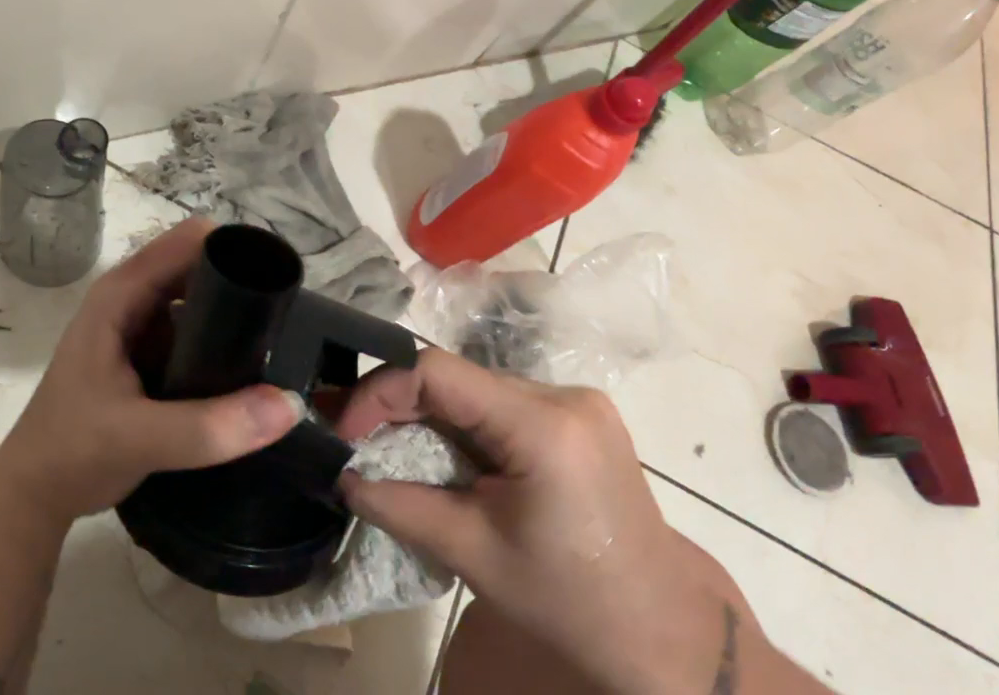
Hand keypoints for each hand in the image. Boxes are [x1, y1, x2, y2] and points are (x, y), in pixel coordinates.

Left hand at [0, 218, 303, 524]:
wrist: (35, 495)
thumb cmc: (72, 451)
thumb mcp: (139, 438)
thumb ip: (210, 425)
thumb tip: (290, 404)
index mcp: (120, 296)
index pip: (187, 243)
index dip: (234, 251)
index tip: (282, 280)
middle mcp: (131, 302)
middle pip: (199, 271)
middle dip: (243, 287)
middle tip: (292, 323)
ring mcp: (140, 331)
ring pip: (201, 306)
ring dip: (237, 320)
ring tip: (285, 346)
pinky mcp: (150, 360)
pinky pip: (198, 338)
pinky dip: (224, 348)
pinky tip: (255, 372)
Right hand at [334, 350, 750, 694]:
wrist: (658, 628)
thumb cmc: (568, 599)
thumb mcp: (472, 553)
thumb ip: (398, 505)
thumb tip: (339, 475)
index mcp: (543, 425)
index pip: (436, 370)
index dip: (377, 392)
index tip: (345, 432)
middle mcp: (563, 394)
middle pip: (454, 376)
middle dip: (396, 406)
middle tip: (355, 443)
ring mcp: (576, 401)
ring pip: (473, 387)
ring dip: (426, 416)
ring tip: (391, 454)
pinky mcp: (577, 416)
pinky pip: (498, 403)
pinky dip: (459, 425)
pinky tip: (445, 461)